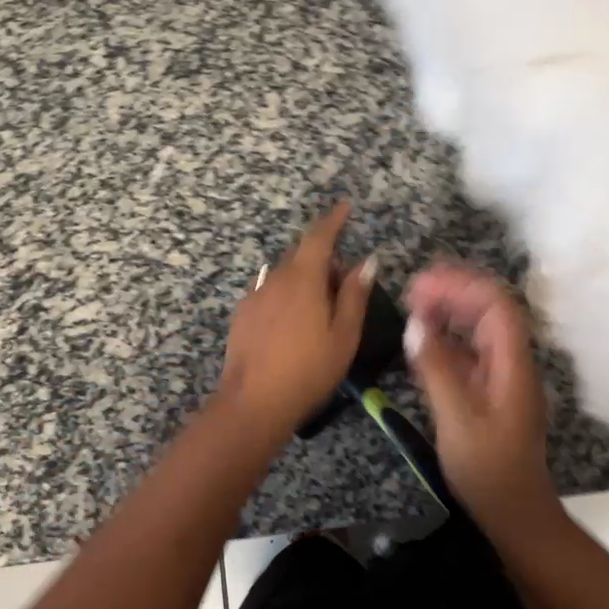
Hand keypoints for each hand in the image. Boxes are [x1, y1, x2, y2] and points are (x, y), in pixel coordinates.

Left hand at [216, 202, 374, 439]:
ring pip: (284, 275)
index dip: (333, 220)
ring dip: (304, 279)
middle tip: (343, 285)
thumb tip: (366, 261)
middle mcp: (275, 278)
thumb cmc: (308, 369)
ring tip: (320, 309)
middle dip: (323, 260)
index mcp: (303, 278)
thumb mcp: (344, 335)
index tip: (344, 207)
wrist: (253, 401)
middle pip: (301, 256)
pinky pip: (269, 292)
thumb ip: (354, 295)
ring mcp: (255, 295)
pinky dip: (286, 295)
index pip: (319, 237)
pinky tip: (293, 323)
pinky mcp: (242, 314)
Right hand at [403, 263, 556, 532]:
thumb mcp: (457, 420)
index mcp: (512, 365)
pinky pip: (469, 350)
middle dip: (453, 291)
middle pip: (488, 310)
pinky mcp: (489, 391)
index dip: (462, 285)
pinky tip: (422, 339)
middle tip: (412, 289)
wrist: (516, 516)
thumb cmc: (490, 471)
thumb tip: (415, 323)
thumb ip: (436, 369)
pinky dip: (446, 337)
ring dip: (448, 311)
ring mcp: (501, 376)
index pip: (496, 306)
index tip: (423, 282)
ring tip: (413, 305)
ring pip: (478, 328)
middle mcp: (511, 363)